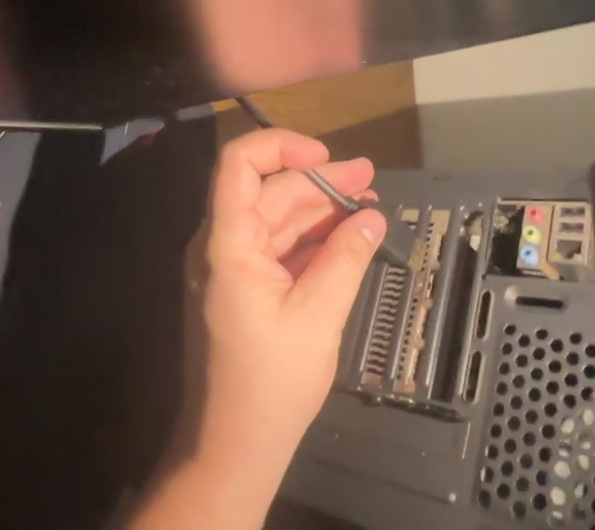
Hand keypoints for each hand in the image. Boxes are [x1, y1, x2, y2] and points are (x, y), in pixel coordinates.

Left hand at [128, 128, 386, 529]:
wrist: (230, 447)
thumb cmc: (268, 383)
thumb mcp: (317, 317)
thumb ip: (345, 258)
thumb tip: (372, 216)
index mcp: (228, 242)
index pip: (239, 165)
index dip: (280, 146)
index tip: (326, 155)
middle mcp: (222, 245)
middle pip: (269, 192)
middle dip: (319, 181)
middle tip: (369, 179)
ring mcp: (232, 267)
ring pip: (276, 219)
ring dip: (320, 209)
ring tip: (368, 204)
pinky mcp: (244, 288)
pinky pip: (277, 248)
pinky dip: (311, 239)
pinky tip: (347, 238)